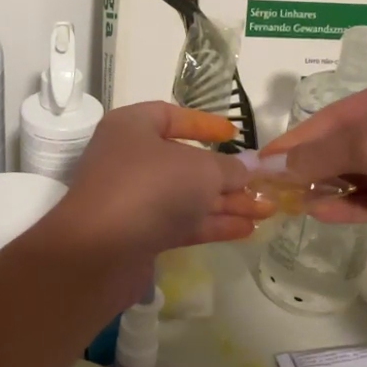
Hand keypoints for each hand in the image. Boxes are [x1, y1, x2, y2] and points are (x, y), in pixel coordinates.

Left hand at [31, 102, 269, 318]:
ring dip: (225, 202)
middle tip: (263, 183)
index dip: (203, 124)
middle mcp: (127, 158)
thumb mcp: (200, 169)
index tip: (234, 135)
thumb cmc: (149, 188)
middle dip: (225, 174)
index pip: (169, 115)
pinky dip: (211, 224)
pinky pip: (180, 222)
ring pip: (185, 195)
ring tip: (266, 210)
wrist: (99, 251)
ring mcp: (131, 198)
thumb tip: (247, 168)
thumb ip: (228, 168)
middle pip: (183, 161)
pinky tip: (246, 230)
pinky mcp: (137, 233)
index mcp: (131, 127)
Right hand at [261, 72, 366, 260]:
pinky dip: (351, 206)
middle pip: (345, 145)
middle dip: (309, 166)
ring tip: (288, 204)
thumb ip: (323, 155)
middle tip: (269, 188)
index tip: (261, 162)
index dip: (296, 140)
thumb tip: (272, 166)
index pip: (334, 116)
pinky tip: (320, 215)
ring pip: (360, 175)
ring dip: (327, 188)